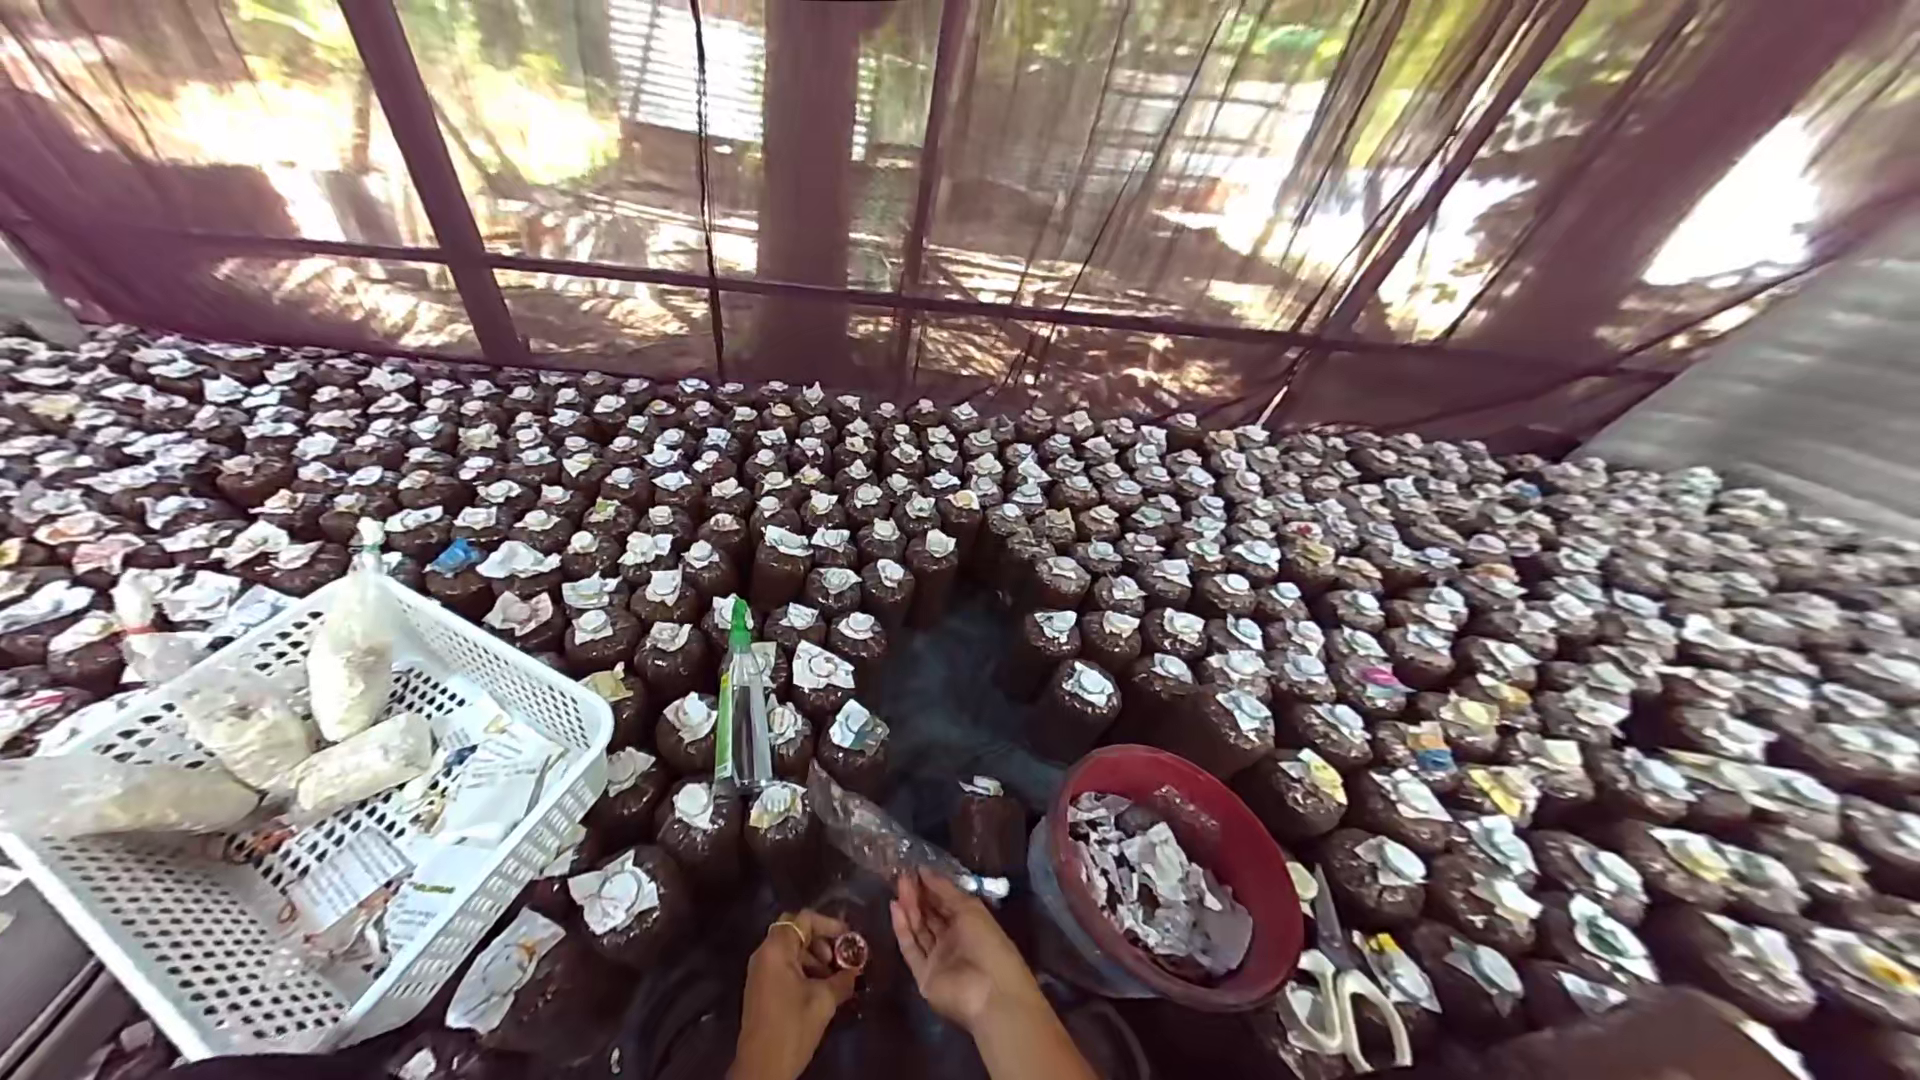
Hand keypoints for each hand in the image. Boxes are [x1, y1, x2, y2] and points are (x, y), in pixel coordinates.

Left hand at [729, 910, 858, 1079]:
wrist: (760, 1072)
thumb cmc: (792, 1027)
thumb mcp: (823, 1001)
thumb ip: (843, 978)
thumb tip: (857, 969)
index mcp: (776, 949)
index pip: (805, 919)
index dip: (830, 924)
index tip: (848, 939)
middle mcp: (764, 954)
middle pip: (795, 930)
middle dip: (821, 940)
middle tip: (838, 957)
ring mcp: (760, 972)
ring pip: (790, 948)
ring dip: (813, 956)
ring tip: (833, 976)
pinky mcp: (760, 988)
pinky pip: (784, 965)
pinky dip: (803, 968)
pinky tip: (819, 988)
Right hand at [889, 868, 1044, 1031]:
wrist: (988, 991)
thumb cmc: (986, 941)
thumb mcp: (969, 908)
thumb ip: (944, 890)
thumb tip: (924, 870)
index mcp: (968, 923)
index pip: (945, 902)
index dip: (931, 886)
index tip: (915, 869)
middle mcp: (952, 940)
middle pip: (930, 915)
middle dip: (918, 895)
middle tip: (903, 875)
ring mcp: (937, 959)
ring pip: (919, 929)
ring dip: (909, 907)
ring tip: (899, 885)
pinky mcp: (923, 975)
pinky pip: (911, 949)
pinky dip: (902, 929)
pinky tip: (895, 907)